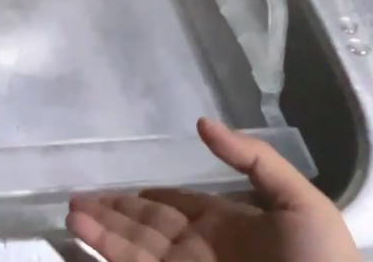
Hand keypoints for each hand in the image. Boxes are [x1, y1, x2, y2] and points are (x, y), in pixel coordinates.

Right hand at [66, 118, 357, 261]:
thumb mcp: (302, 205)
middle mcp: (203, 252)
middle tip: (76, 200)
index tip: (118, 190)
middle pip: (148, 228)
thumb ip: (254, 160)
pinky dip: (107, 250)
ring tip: (70, 213)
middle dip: (113, 213)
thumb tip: (202, 123)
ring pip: (135, 248)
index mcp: (231, 228)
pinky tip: (83, 234)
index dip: (146, 199)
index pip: (177, 209)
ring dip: (101, 230)